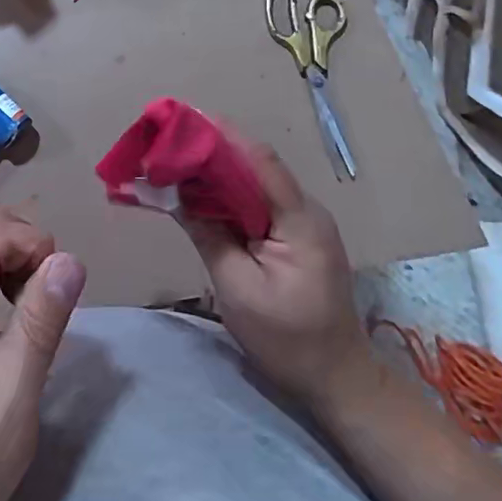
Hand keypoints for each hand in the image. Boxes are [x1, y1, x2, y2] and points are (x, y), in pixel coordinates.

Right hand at [178, 140, 370, 406]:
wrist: (336, 379)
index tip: (182, 121)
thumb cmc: (286, 338)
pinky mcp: (291, 233)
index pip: (260, 161)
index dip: (222, 136)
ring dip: (213, 171)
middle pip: (254, 166)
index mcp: (300, 220)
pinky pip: (255, 201)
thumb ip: (206, 233)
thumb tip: (172, 193)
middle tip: (165, 142)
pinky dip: (224, 192)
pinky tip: (196, 192)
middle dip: (209, 150)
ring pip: (253, 181)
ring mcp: (300, 220)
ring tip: (171, 161)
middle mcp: (305, 209)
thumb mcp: (237, 287)